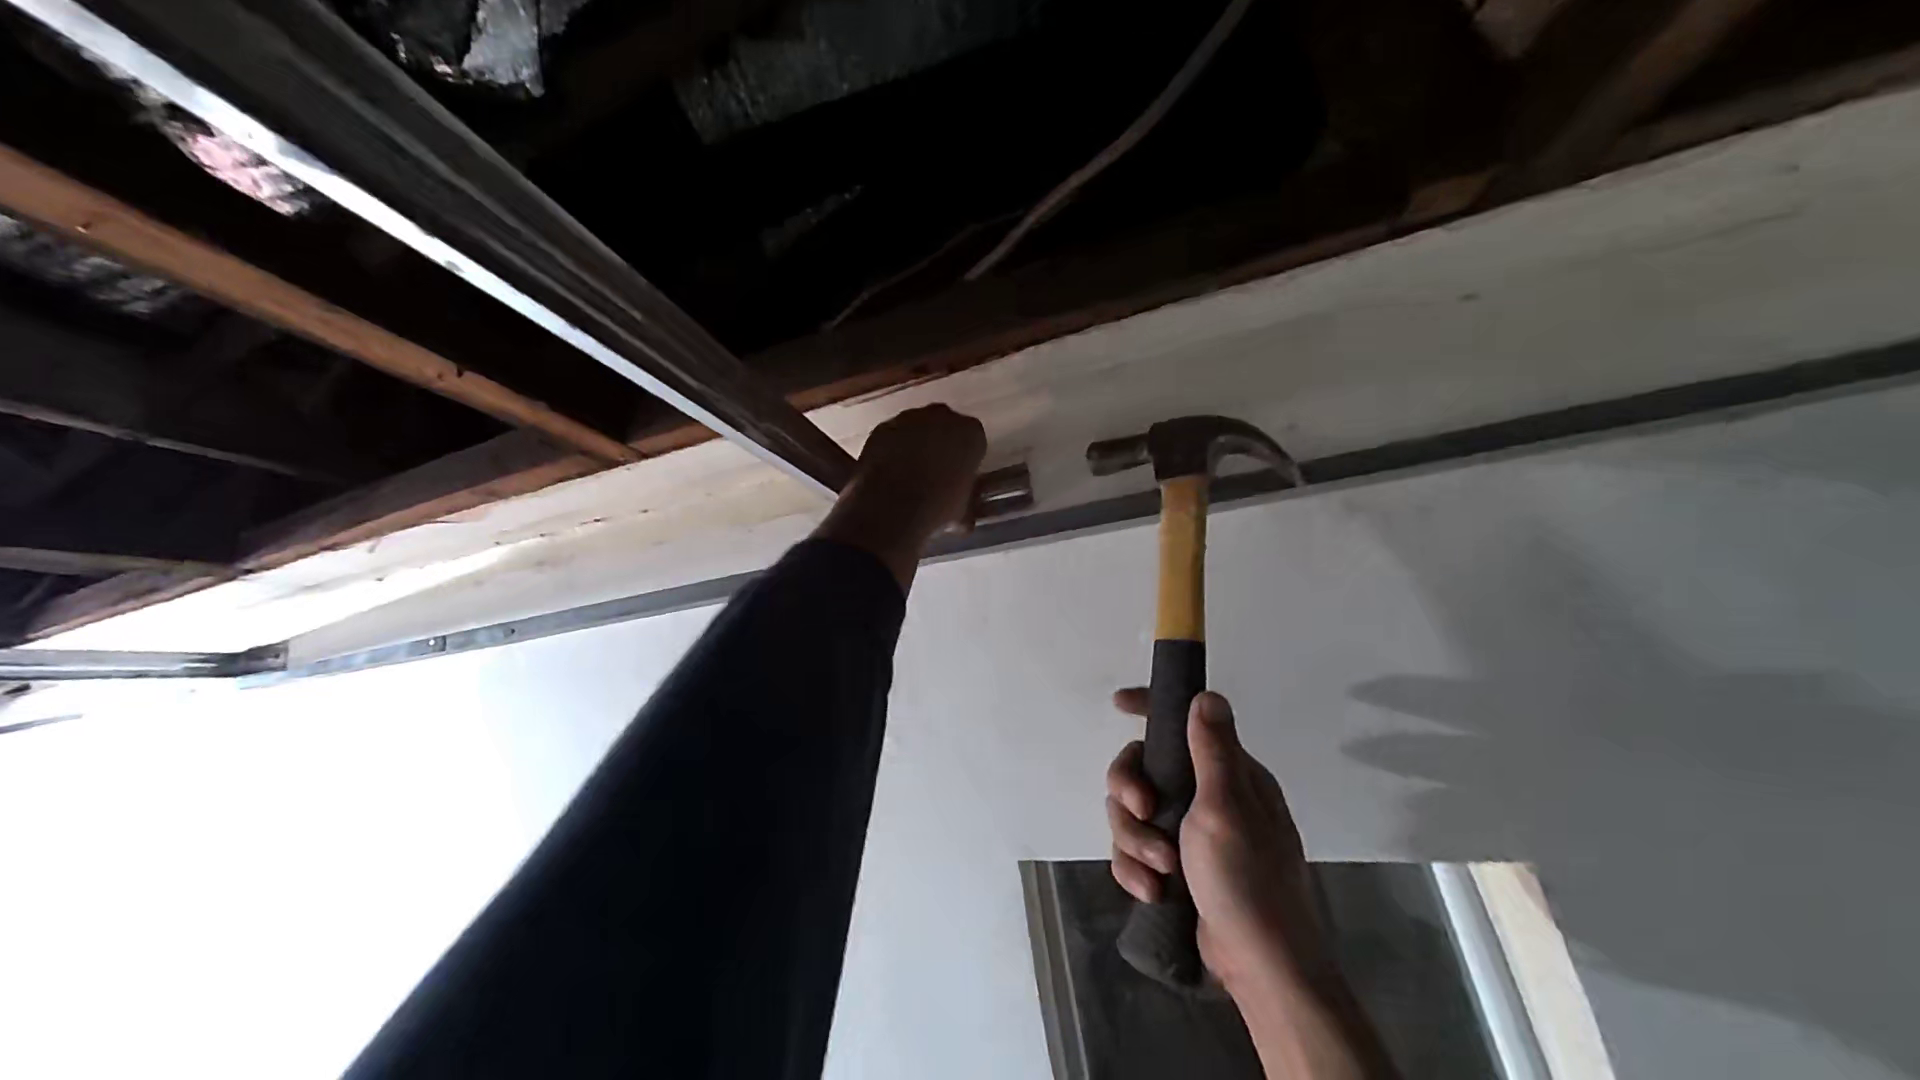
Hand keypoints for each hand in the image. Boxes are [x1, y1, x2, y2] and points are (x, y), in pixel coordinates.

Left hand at [814, 404, 986, 588]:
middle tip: (935, 474)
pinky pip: (891, 436)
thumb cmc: (936, 506)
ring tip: (908, 476)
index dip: (966, 460)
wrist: (892, 508)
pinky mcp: (882, 427)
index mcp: (971, 433)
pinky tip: (889, 473)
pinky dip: (891, 449)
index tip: (960, 476)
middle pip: (945, 427)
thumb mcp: (961, 510)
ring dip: (914, 446)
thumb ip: (965, 503)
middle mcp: (942, 417)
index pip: (974, 440)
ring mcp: (909, 418)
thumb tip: (962, 519)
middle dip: (941, 446)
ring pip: (916, 428)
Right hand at [1107, 691, 1395, 1077]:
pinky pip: (1133, 851)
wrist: (1258, 965)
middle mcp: (1206, 797)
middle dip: (1130, 793)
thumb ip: (1212, 751)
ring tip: (1158, 872)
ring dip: (1135, 840)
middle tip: (1142, 812)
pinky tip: (1150, 891)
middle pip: (1142, 769)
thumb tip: (1208, 694)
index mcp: (1228, 775)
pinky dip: (1134, 868)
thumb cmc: (1248, 879)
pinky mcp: (1172, 866)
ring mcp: (1188, 833)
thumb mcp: (1226, 809)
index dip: (1151, 707)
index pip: (1186, 723)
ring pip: (1131, 814)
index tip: (1119, 703)